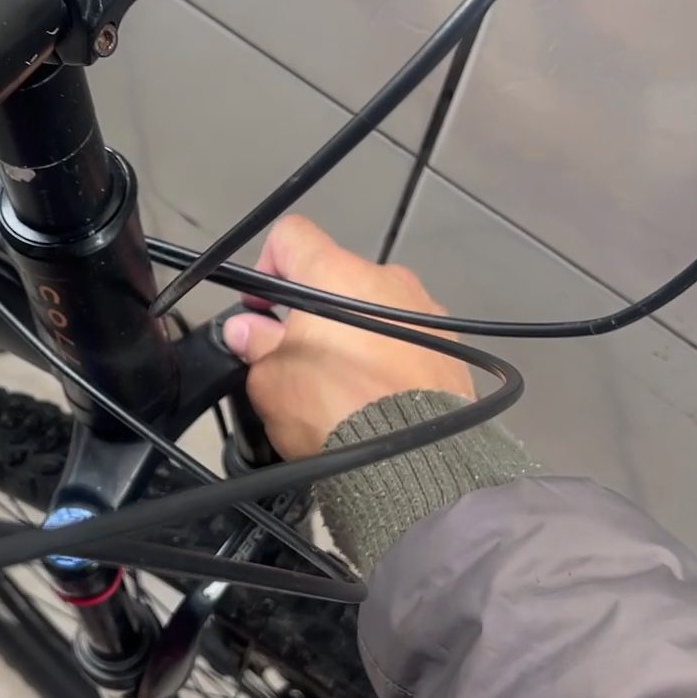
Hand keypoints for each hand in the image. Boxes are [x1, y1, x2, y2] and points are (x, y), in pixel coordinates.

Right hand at [219, 214, 473, 459]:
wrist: (411, 462)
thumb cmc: (331, 408)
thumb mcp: (269, 379)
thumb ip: (254, 344)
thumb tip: (245, 329)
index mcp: (336, 275)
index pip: (290, 235)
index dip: (266, 266)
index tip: (262, 308)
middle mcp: (386, 280)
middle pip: (333, 276)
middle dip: (309, 310)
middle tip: (293, 356)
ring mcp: (426, 311)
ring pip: (372, 307)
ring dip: (351, 332)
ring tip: (339, 383)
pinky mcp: (451, 347)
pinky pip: (406, 337)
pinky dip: (386, 356)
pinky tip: (374, 394)